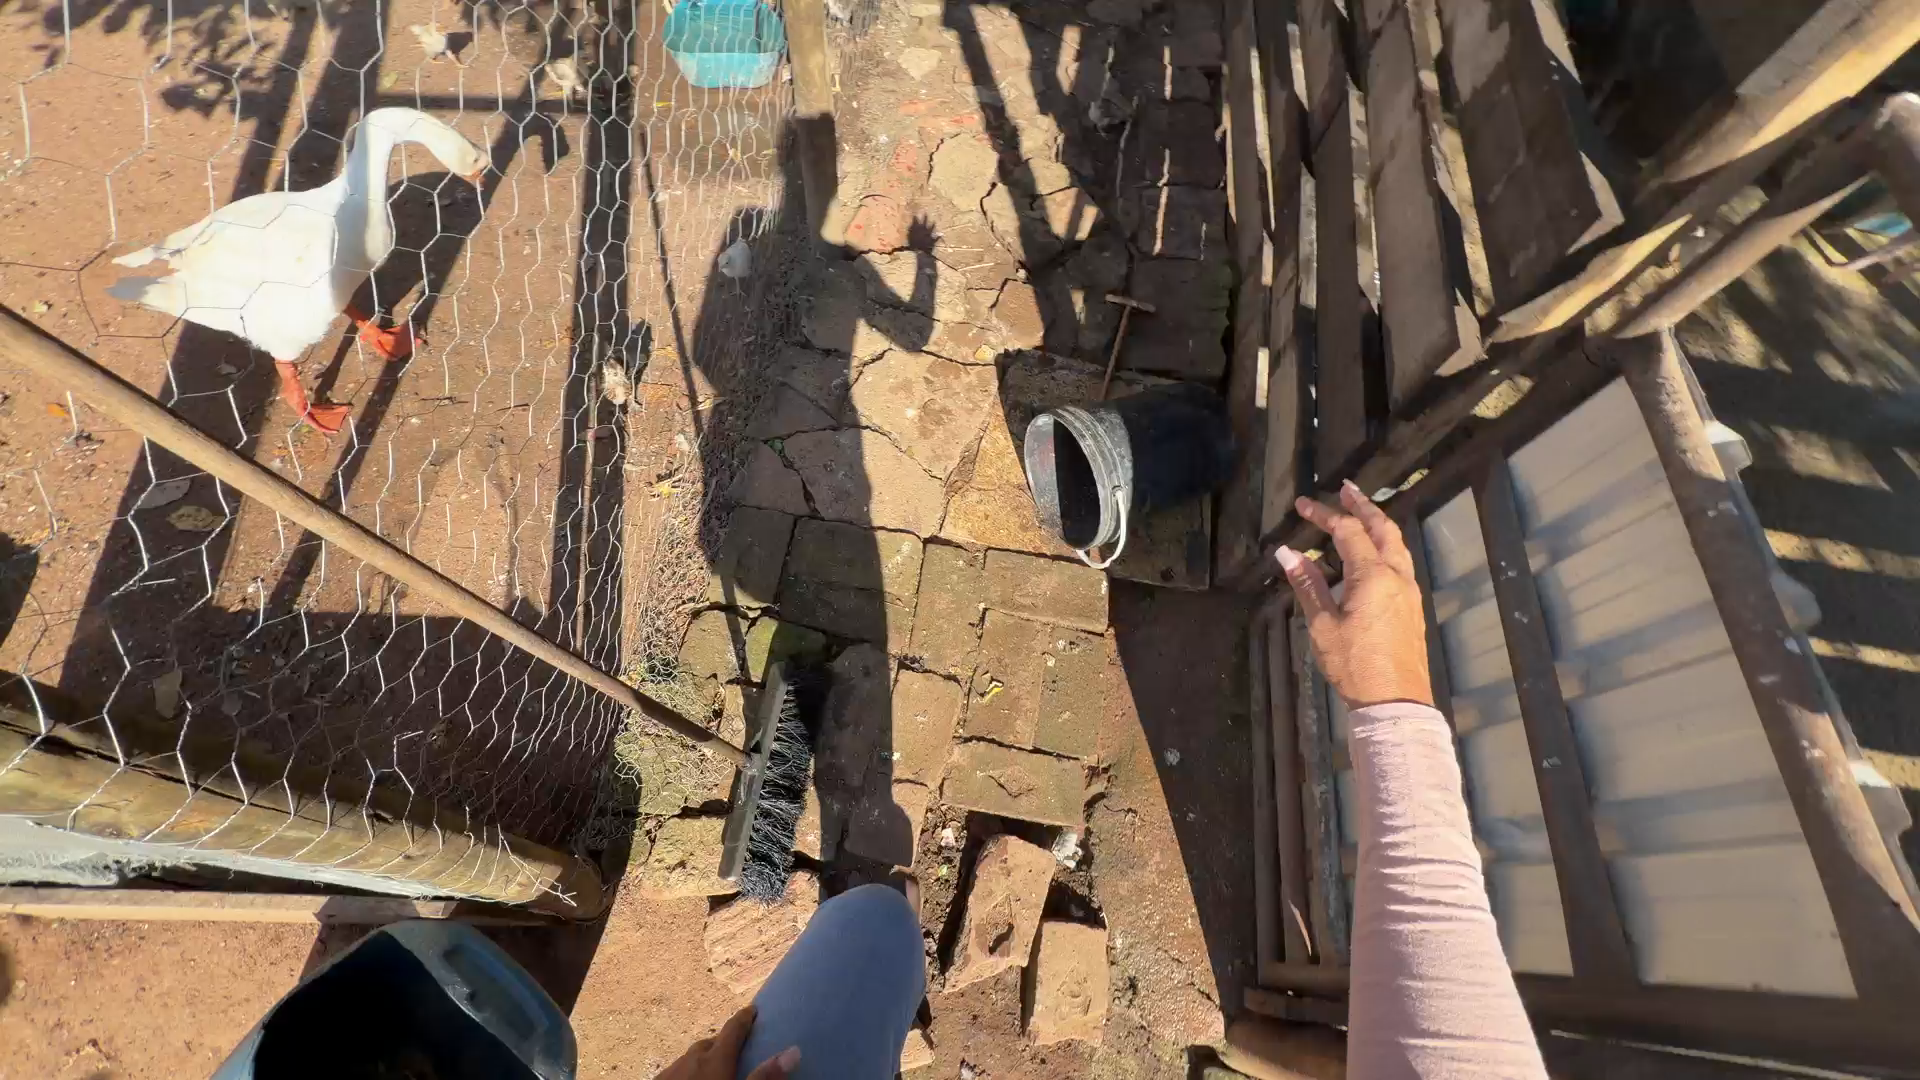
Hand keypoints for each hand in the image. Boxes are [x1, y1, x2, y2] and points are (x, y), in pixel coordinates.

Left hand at [656, 1006, 799, 1079]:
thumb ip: (763, 1076)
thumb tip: (794, 1050)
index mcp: (715, 1059)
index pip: (733, 1029)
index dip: (744, 1018)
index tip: (753, 1010)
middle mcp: (691, 1059)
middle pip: (709, 1043)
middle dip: (721, 1042)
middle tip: (733, 1049)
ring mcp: (669, 1072)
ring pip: (688, 1058)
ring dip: (701, 1059)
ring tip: (709, 1069)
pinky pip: (673, 1072)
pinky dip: (684, 1073)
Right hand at [1276, 480, 1433, 709]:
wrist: (1395, 700)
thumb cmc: (1353, 662)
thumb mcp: (1321, 624)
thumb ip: (1307, 584)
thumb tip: (1287, 553)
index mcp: (1373, 576)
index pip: (1347, 533)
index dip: (1323, 515)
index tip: (1301, 505)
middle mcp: (1396, 576)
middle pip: (1382, 529)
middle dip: (1362, 506)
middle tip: (1345, 489)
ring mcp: (1408, 590)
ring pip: (1396, 544)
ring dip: (1377, 523)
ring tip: (1360, 512)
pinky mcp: (1411, 605)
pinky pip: (1400, 561)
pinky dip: (1384, 544)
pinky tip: (1371, 551)